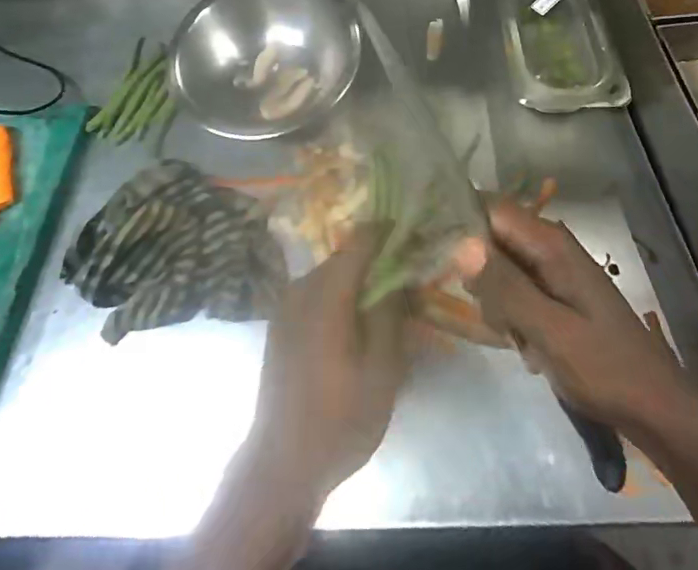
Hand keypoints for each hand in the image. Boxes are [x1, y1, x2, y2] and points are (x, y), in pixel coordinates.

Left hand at [245, 226, 408, 497]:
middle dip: (377, 258)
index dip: (389, 233)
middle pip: (344, 257)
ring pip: (330, 275)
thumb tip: (398, 273)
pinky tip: (359, 320)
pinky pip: (316, 294)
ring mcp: (285, 308)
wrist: (282, 465)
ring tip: (390, 298)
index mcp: (324, 296)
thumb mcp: (382, 370)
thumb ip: (390, 312)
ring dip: (359, 278)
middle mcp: (299, 291)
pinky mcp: (281, 326)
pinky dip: (341, 295)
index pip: (360, 242)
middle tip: (411, 273)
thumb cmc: (339, 419)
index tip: (416, 236)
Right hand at [457, 200, 691, 438]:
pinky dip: (511, 313)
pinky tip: (525, 343)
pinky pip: (515, 290)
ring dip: (495, 299)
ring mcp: (555, 270)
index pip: (491, 208)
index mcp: (551, 244)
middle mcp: (551, 246)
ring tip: (514, 335)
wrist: (656, 406)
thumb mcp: (550, 331)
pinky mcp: (555, 294)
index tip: (435, 255)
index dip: (461, 224)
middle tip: (491, 313)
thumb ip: (505, 286)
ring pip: (499, 266)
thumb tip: (460, 243)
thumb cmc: (605, 368)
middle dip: (479, 271)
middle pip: (492, 237)